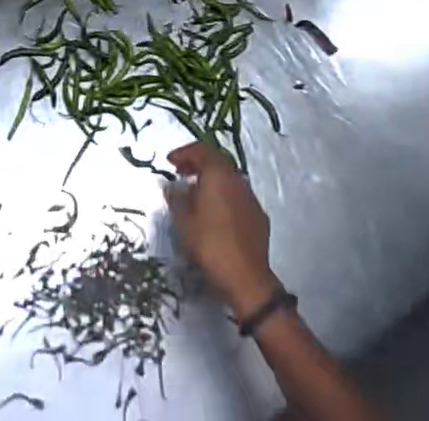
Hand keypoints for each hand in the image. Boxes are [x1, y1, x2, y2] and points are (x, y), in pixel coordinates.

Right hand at [166, 142, 279, 316]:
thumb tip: (171, 186)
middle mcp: (237, 180)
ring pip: (229, 178)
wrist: (246, 278)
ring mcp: (251, 197)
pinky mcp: (258, 215)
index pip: (202, 150)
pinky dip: (224, 195)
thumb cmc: (210, 245)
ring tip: (195, 193)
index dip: (184, 152)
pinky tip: (215, 212)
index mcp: (218, 175)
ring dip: (211, 179)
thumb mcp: (184, 222)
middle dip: (197, 163)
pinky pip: (238, 195)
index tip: (170, 161)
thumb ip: (176, 198)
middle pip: (217, 161)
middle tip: (181, 172)